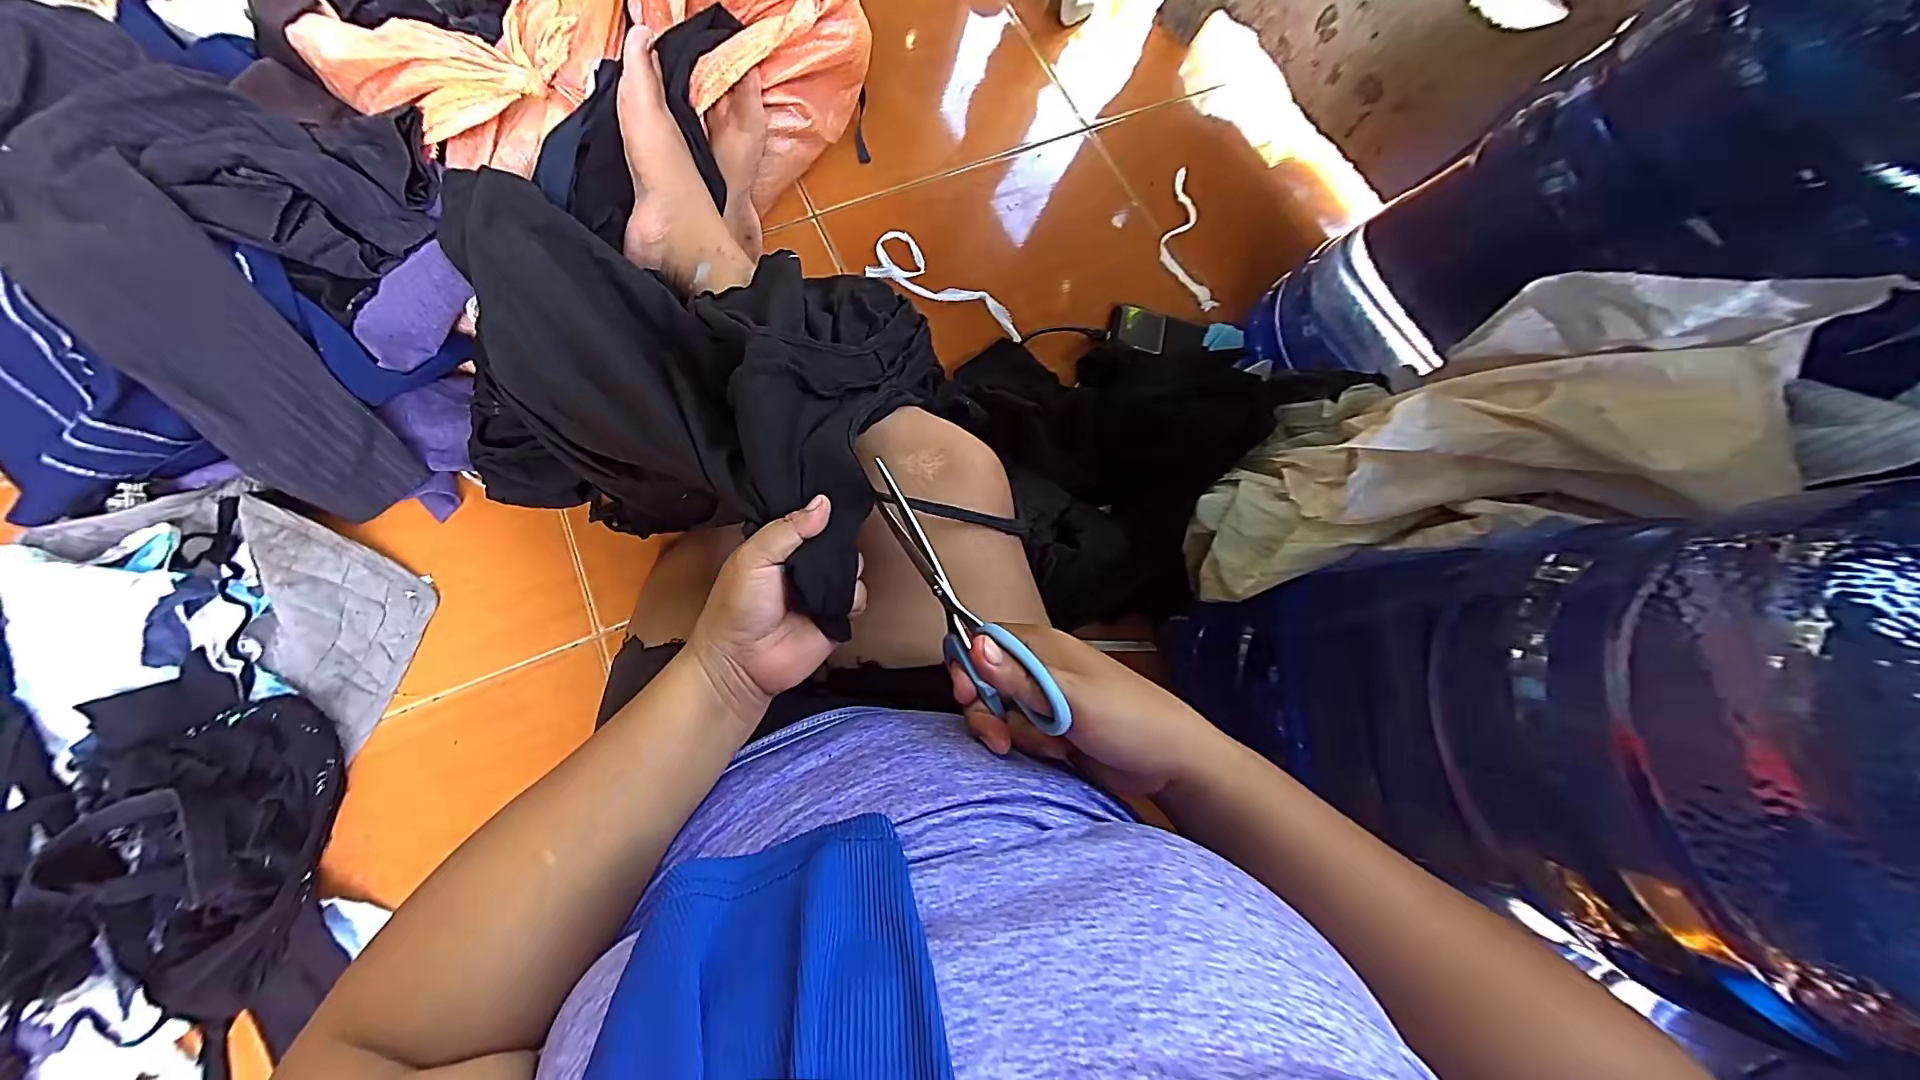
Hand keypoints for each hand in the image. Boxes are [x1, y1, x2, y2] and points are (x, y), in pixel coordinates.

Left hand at [687, 495, 866, 724]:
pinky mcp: (835, 616)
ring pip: (852, 567)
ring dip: (847, 570)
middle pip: (836, 542)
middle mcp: (803, 567)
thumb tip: (821, 504)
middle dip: (840, 541)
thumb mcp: (754, 557)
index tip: (834, 502)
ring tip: (827, 579)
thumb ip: (787, 528)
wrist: (741, 662)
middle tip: (831, 546)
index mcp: (780, 546)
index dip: (821, 512)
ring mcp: (820, 591)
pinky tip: (833, 603)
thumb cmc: (734, 611)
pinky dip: (853, 598)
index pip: (809, 520)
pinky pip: (858, 598)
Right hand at [949, 625, 1234, 796]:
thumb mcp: (1072, 698)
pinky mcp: (1051, 725)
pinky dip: (1029, 745)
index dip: (968, 666)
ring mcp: (1046, 697)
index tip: (968, 696)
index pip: (983, 640)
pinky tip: (1056, 752)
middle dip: (988, 711)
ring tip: (1049, 745)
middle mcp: (1040, 666)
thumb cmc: (1132, 720)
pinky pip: (1019, 732)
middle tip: (1002, 737)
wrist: (1172, 762)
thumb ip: (1020, 676)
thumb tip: (976, 644)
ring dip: (1014, 733)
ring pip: (1000, 710)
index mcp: (1043, 645)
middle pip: (985, 680)